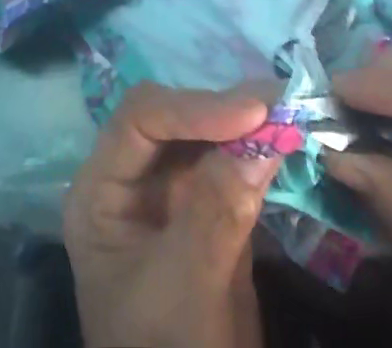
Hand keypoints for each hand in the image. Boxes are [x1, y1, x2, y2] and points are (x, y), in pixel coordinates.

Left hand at [64, 84, 281, 347]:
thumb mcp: (185, 288)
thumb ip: (217, 212)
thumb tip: (262, 140)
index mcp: (100, 191)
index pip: (138, 121)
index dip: (193, 108)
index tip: (252, 112)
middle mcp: (129, 180)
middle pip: (171, 121)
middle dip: (223, 110)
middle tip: (282, 104)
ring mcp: (166, 194)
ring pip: (202, 137)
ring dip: (245, 124)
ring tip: (291, 115)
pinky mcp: (202, 210)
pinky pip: (227, 167)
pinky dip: (256, 153)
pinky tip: (285, 145)